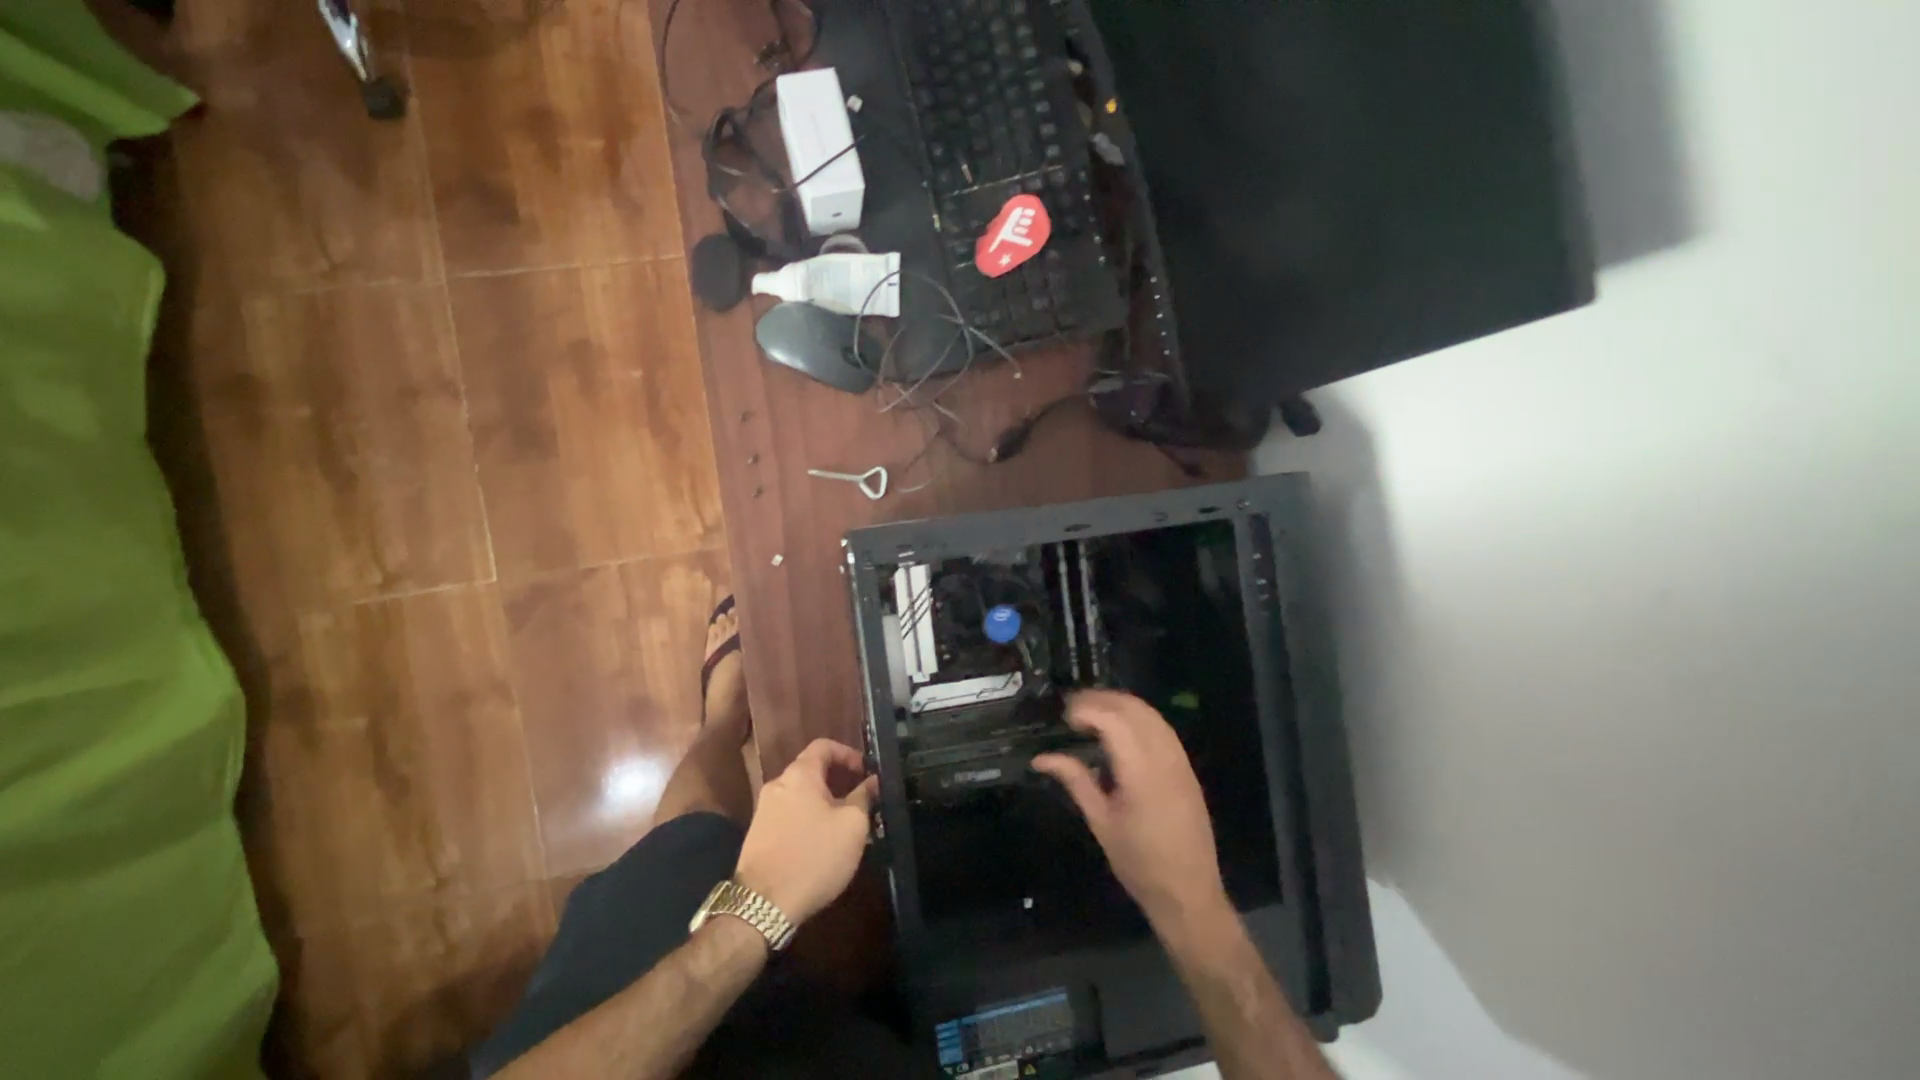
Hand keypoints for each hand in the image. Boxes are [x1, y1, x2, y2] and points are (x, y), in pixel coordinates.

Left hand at [734, 738, 878, 926]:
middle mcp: (777, 785)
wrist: (764, 904)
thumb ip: (864, 797)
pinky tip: (823, 844)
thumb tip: (873, 781)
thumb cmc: (814, 857)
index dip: (849, 754)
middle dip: (839, 782)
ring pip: (801, 796)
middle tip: (862, 802)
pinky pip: (790, 816)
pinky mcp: (759, 834)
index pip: (824, 746)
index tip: (866, 773)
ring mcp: (764, 810)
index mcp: (799, 775)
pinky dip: (809, 820)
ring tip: (846, 826)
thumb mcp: (852, 826)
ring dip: (825, 804)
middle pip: (812, 771)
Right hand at [1032, 690, 1231, 931]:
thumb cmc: (1139, 863)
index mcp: (1142, 774)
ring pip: (1153, 715)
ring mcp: (1181, 763)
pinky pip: (1164, 730)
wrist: (1188, 892)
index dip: (1087, 709)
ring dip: (1122, 705)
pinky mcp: (1187, 770)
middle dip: (1103, 700)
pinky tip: (1121, 729)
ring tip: (1092, 714)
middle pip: (1136, 710)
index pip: (1114, 721)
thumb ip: (1076, 781)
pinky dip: (1140, 719)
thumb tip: (1042, 758)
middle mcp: (1166, 760)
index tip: (1064, 717)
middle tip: (1073, 709)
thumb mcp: (1101, 822)